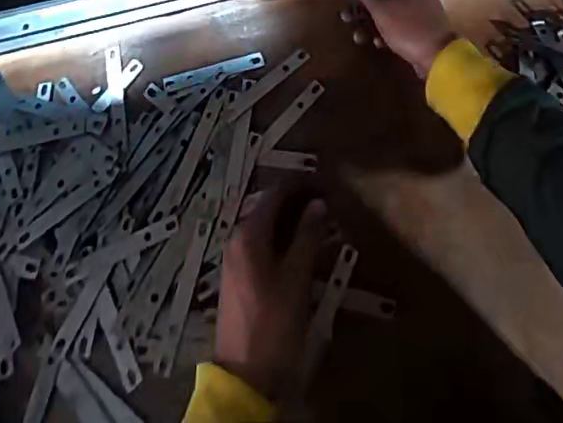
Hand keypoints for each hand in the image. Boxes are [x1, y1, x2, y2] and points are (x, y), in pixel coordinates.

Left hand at [214, 190, 327, 398]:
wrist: (245, 376)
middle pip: (269, 208)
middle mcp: (236, 239)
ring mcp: (234, 258)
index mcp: (248, 234)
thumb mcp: (296, 278)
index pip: (276, 194)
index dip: (301, 186)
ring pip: (266, 227)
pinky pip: (261, 244)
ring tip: (320, 225)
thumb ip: (307, 236)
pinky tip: (302, 248)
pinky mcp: (238, 276)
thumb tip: (318, 203)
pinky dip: (282, 239)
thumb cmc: (273, 323)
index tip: (326, 185)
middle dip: (298, 203)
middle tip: (327, 205)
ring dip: (291, 222)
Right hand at [346, 0, 457, 78]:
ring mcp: (420, 7)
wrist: (436, 54)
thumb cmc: (405, 25)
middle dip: (363, 8)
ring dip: (371, 23)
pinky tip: (378, 43)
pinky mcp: (422, 25)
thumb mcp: (380, 7)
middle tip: (347, 17)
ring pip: (389, 10)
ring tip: (358, 36)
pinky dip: (387, 31)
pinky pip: (400, 23)